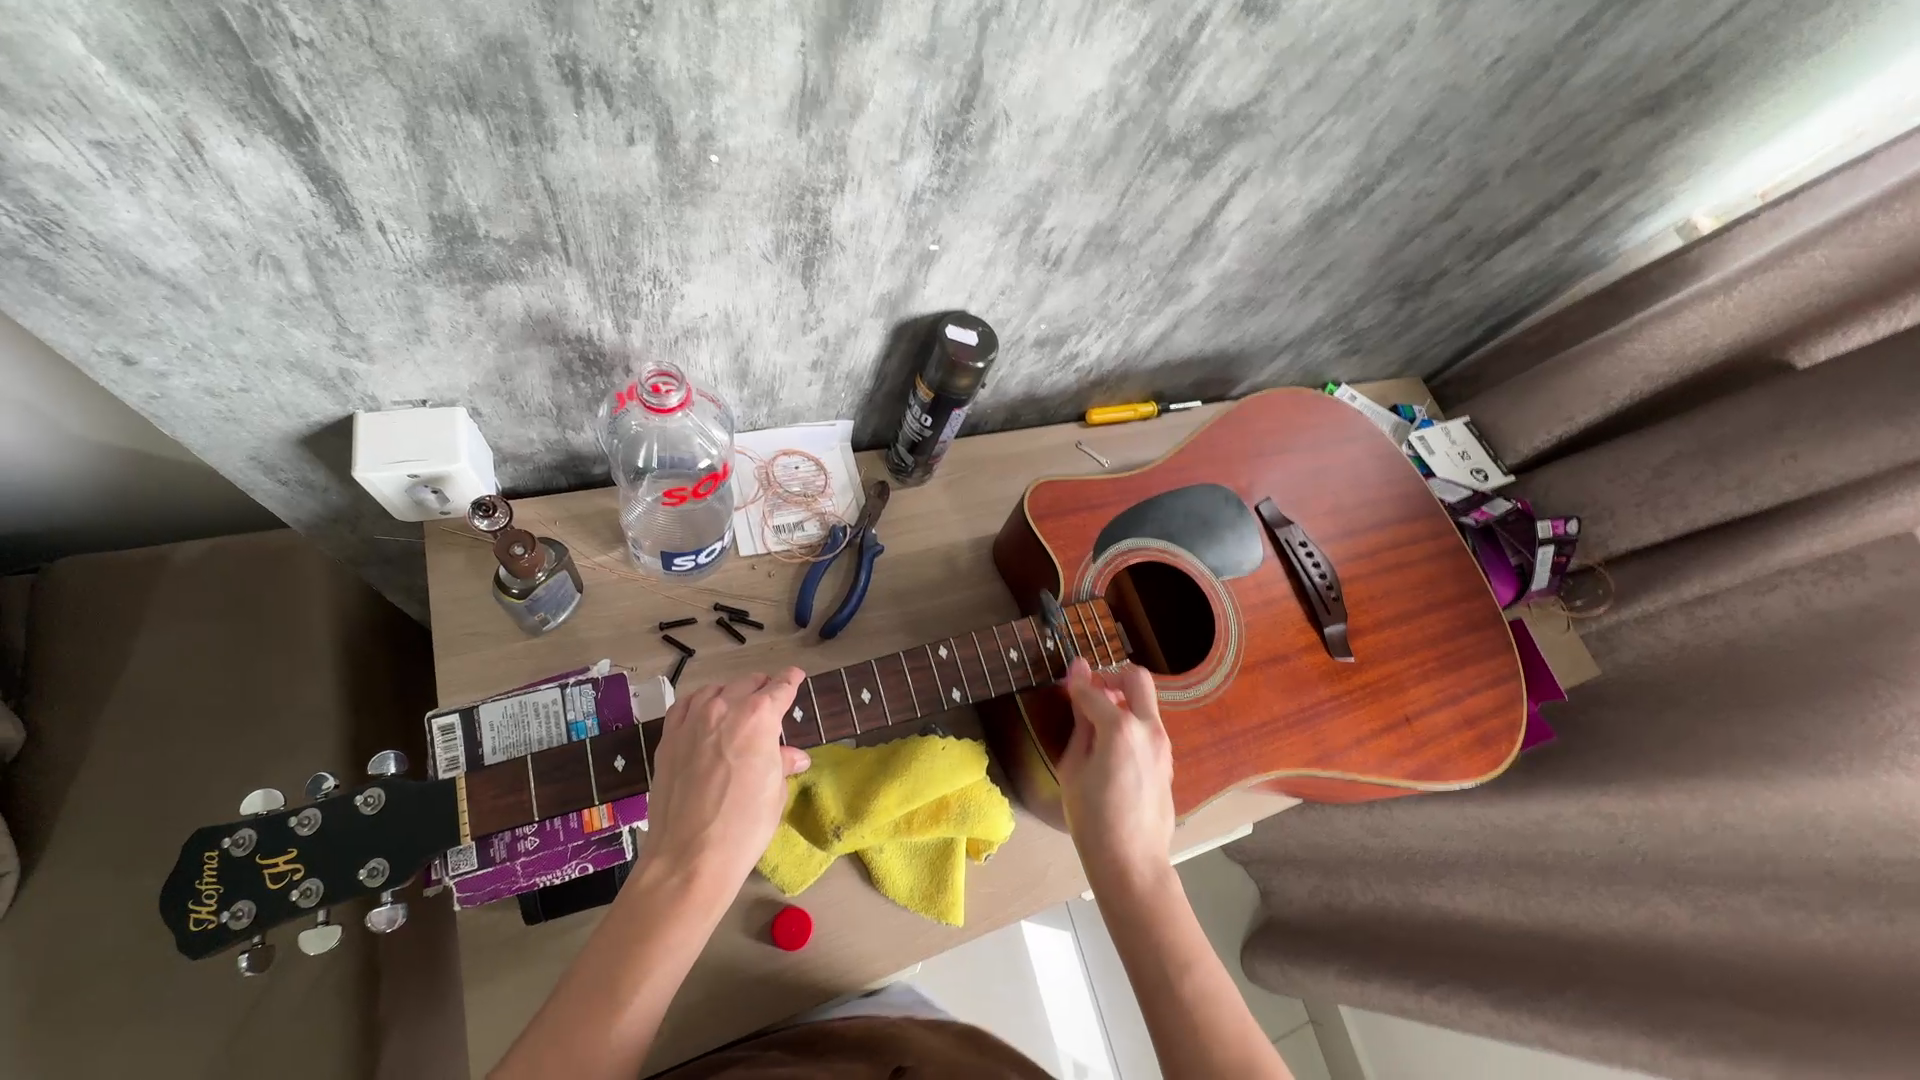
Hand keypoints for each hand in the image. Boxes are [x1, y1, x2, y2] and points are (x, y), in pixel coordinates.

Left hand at [640, 668, 811, 890]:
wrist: (689, 855)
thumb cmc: (744, 825)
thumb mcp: (775, 793)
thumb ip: (782, 764)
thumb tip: (793, 757)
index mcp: (758, 718)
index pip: (779, 689)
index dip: (790, 681)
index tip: (795, 676)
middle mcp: (724, 710)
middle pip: (746, 684)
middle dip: (762, 686)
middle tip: (770, 694)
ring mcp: (691, 722)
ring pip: (714, 691)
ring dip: (731, 692)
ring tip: (737, 701)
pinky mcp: (668, 740)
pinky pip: (684, 706)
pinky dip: (699, 702)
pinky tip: (703, 710)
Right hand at [1059, 657, 1174, 889]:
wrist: (1131, 859)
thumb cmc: (1091, 817)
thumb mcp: (1073, 767)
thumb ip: (1079, 720)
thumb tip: (1077, 683)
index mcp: (1120, 728)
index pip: (1093, 690)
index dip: (1075, 684)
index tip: (1064, 680)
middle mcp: (1148, 728)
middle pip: (1135, 678)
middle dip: (1111, 677)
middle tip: (1091, 696)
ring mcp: (1163, 743)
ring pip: (1146, 701)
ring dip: (1123, 701)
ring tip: (1098, 728)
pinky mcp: (1167, 760)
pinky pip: (1150, 726)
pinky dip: (1132, 723)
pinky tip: (1113, 751)